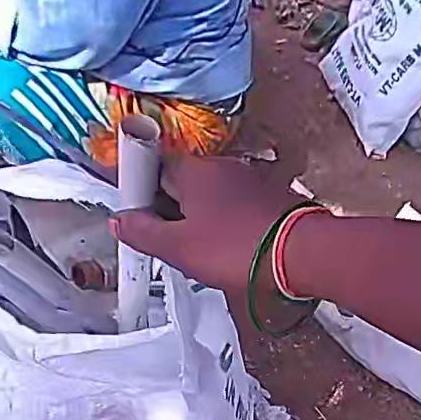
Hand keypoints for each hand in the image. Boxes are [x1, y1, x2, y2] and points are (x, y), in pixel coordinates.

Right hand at [110, 156, 305, 292]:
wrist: (301, 254)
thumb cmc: (235, 248)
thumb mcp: (179, 248)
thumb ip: (144, 233)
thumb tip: (119, 221)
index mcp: (192, 170)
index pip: (151, 167)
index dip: (138, 192)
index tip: (136, 218)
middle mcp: (221, 165)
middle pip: (181, 182)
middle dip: (169, 209)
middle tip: (167, 243)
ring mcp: (249, 178)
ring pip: (209, 195)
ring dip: (198, 217)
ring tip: (200, 251)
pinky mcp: (270, 196)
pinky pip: (234, 205)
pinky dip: (224, 221)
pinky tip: (228, 247)